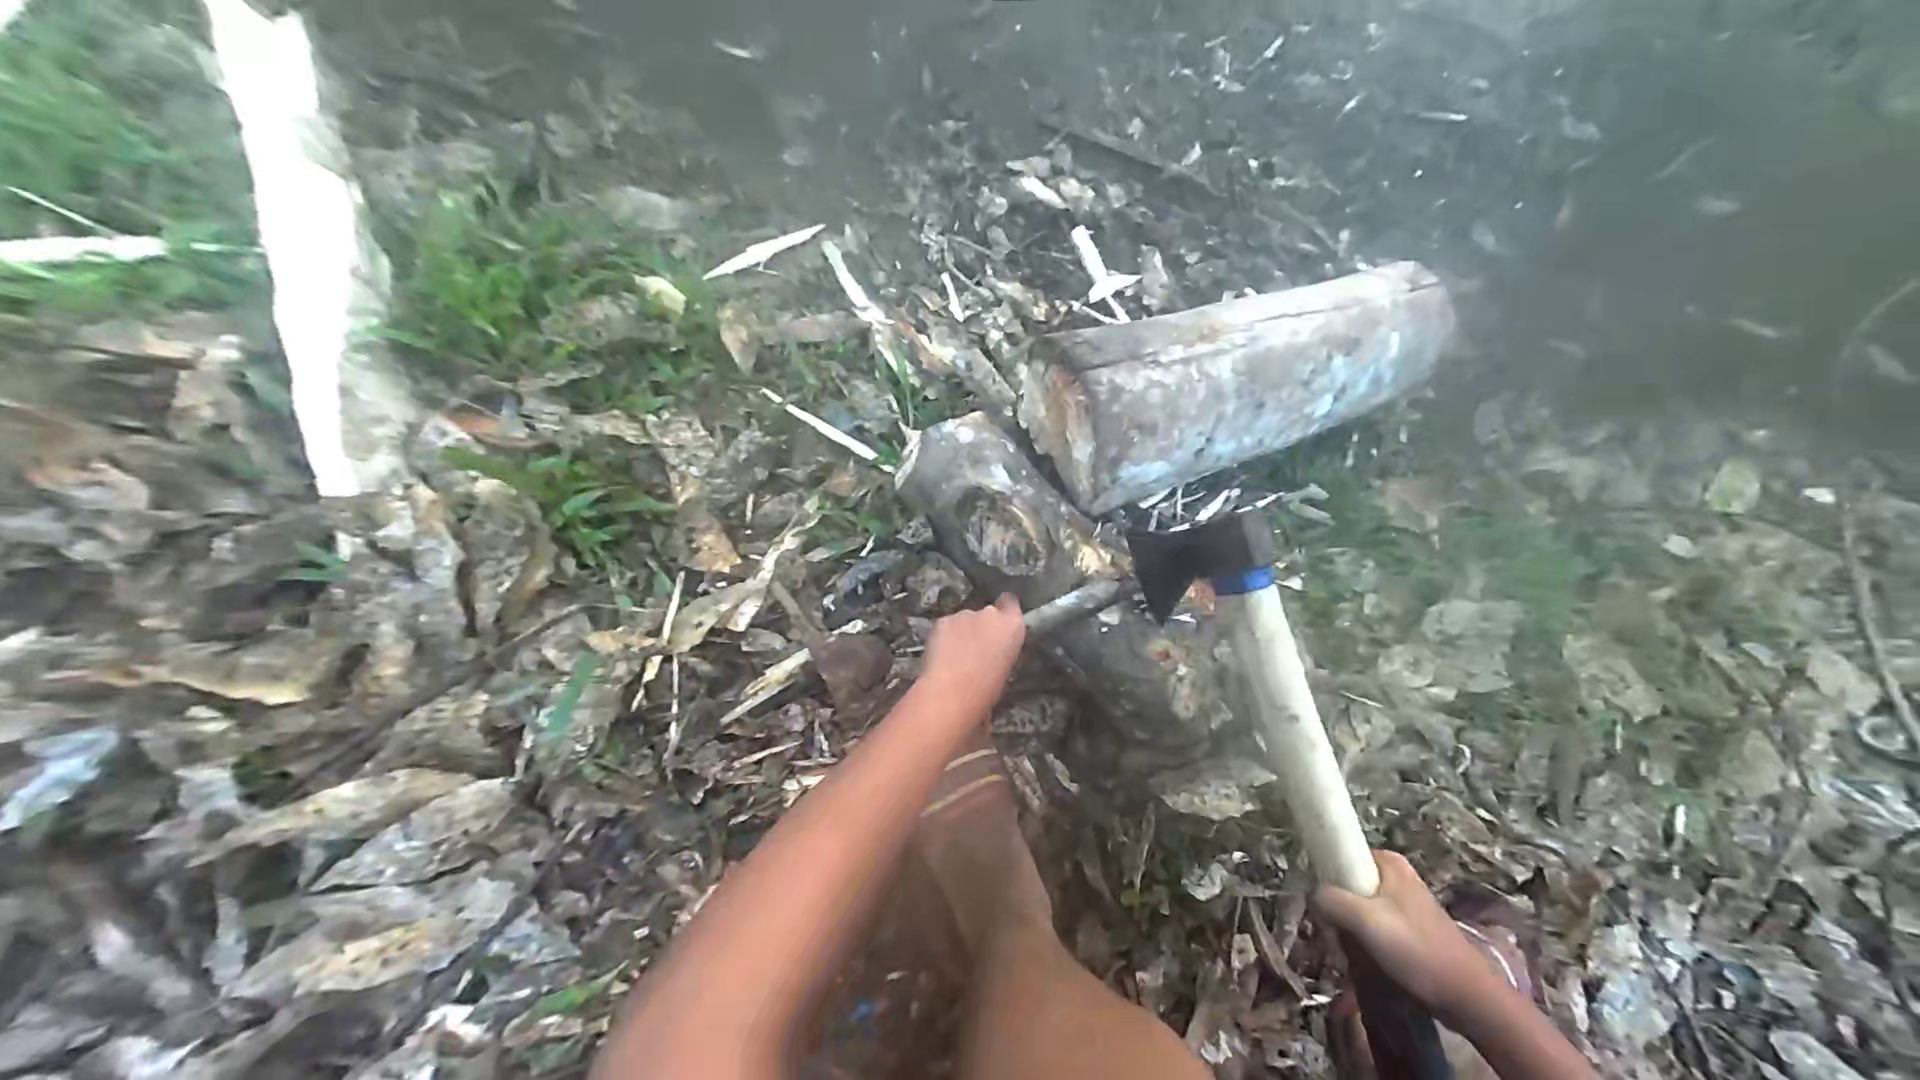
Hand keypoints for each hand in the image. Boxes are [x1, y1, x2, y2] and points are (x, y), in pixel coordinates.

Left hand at [920, 594, 1025, 699]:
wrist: (951, 694)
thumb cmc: (986, 691)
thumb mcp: (1006, 668)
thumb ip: (1002, 648)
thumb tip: (994, 649)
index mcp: (1012, 626)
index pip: (1010, 602)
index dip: (1004, 611)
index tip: (999, 626)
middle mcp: (990, 613)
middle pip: (987, 613)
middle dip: (982, 626)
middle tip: (976, 648)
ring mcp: (964, 614)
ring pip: (965, 620)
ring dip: (962, 632)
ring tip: (955, 655)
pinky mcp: (942, 620)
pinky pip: (946, 626)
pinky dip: (945, 637)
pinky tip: (940, 655)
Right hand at [1312, 851, 1507, 1020]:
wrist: (1468, 997)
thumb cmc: (1416, 950)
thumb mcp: (1365, 920)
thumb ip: (1329, 898)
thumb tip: (1311, 895)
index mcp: (1388, 861)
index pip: (1340, 856)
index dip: (1325, 877)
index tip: (1321, 905)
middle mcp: (1397, 875)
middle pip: (1348, 882)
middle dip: (1337, 907)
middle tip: (1334, 930)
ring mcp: (1405, 901)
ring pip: (1359, 905)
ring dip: (1349, 926)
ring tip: (1348, 948)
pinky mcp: (1411, 925)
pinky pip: (1374, 923)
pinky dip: (1365, 937)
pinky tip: (1365, 956)